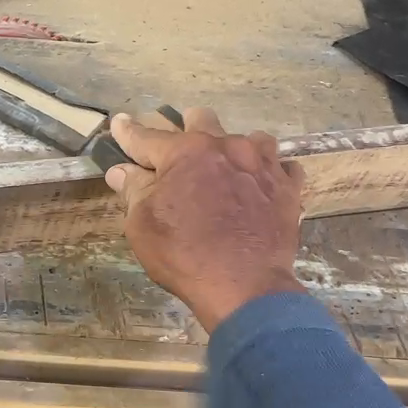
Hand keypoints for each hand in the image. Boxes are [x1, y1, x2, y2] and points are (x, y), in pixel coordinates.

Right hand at [104, 107, 306, 332]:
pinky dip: (268, 171)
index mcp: (186, 153)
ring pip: (249, 138)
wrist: (244, 286)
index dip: (129, 133)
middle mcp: (228, 147)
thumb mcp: (142, 225)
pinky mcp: (288, 188)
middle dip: (187, 126)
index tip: (119, 122)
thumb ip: (134, 191)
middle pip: (204, 122)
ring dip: (233, 146)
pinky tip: (260, 184)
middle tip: (178, 143)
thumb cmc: (182, 254)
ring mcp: (264, 164)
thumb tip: (121, 171)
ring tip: (226, 162)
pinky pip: (281, 166)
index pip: (148, 138)